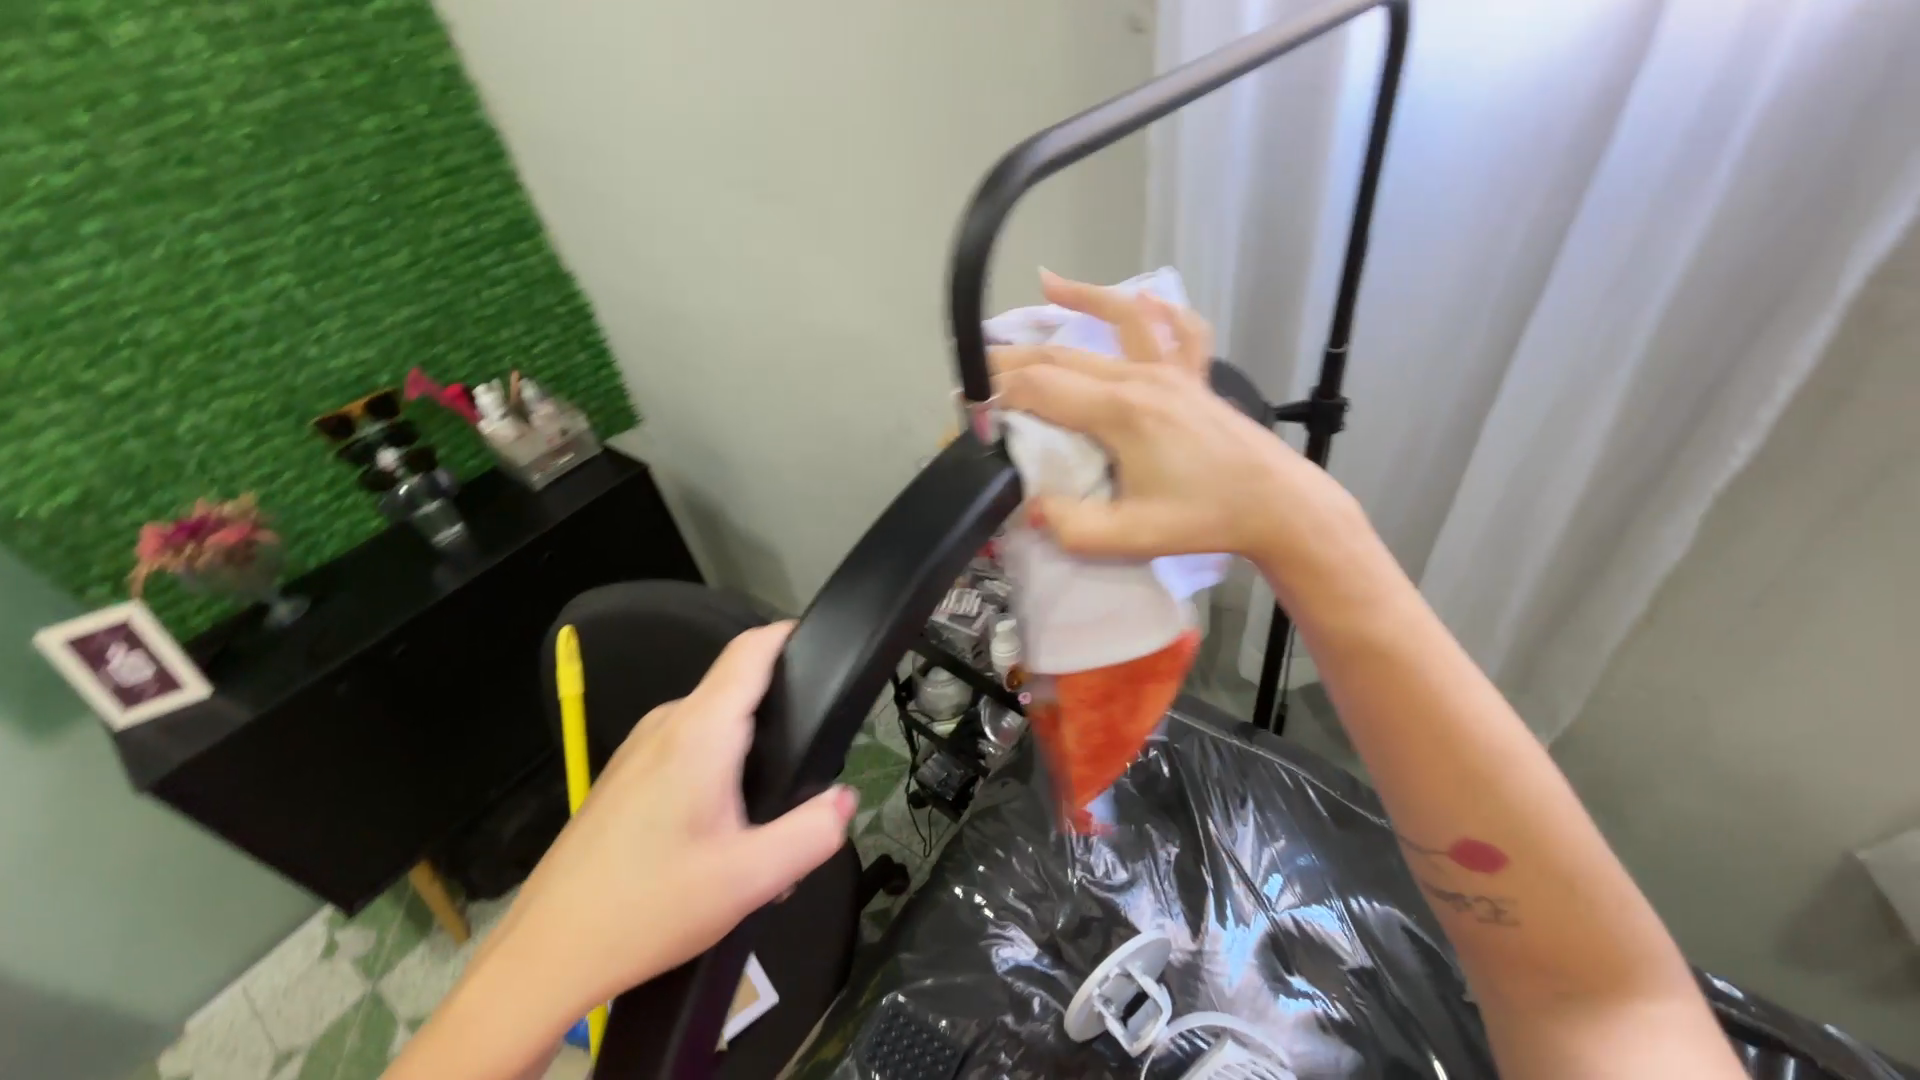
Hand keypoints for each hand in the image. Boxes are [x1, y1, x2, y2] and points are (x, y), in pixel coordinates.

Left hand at [473, 622, 856, 1026]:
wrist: (548, 952)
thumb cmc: (648, 909)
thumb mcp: (749, 879)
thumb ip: (812, 833)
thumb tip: (844, 800)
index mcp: (699, 732)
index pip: (751, 650)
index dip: (792, 637)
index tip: (829, 652)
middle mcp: (666, 725)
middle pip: (737, 690)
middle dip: (782, 722)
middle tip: (807, 781)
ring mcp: (639, 749)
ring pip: (712, 727)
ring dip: (749, 757)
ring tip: (764, 824)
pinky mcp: (625, 776)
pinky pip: (686, 752)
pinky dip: (716, 775)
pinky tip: (718, 839)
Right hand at [990, 271, 1361, 567]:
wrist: (1277, 505)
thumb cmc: (1204, 519)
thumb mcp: (1130, 537)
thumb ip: (1071, 525)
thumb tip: (1031, 507)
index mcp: (1119, 412)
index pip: (1039, 388)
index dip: (996, 396)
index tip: (969, 412)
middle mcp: (1140, 379)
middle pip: (1062, 356)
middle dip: (1012, 358)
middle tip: (976, 367)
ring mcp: (1171, 372)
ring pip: (1116, 323)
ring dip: (1079, 302)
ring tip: (1047, 283)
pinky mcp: (1194, 378)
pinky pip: (1175, 330)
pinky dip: (1154, 310)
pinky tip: (1142, 298)